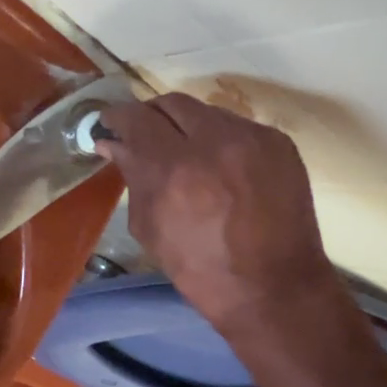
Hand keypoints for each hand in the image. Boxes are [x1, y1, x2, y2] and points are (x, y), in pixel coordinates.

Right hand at [96, 94, 345, 329]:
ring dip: (184, 125)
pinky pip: (235, 126)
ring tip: (178, 150)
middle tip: (139, 133)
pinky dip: (215, 138)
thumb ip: (134, 179)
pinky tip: (213, 164)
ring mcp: (252, 137)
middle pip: (172, 103)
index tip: (107, 124)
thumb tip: (116, 147)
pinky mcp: (278, 142)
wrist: (270, 283)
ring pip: (205, 111)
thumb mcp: (148, 227)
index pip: (136, 120)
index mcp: (173, 170)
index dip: (117, 118)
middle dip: (149, 115)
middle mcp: (214, 142)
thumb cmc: (197, 266)